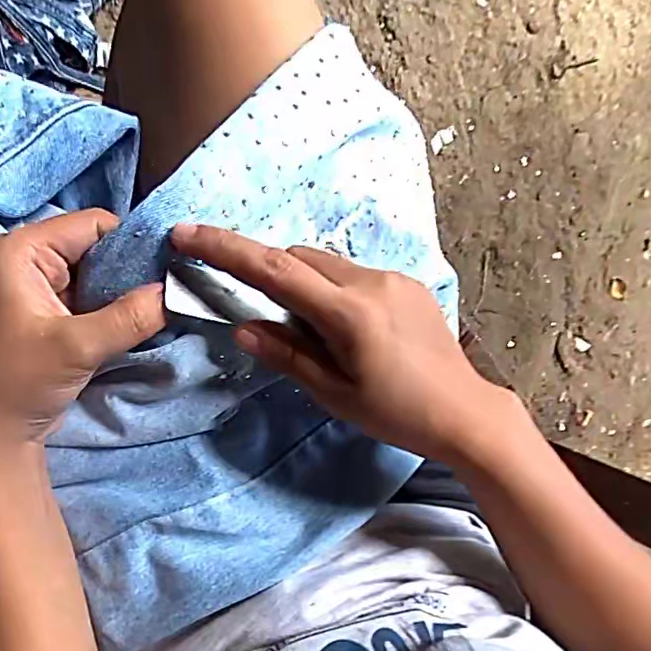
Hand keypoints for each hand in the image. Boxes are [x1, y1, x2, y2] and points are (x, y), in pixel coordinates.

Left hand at [0, 210, 166, 451]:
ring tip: (160, 309)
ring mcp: (41, 289)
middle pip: (98, 249)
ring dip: (127, 295)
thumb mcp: (78, 347)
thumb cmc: (22, 382)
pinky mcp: (53, 315)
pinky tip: (140, 324)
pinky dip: (117, 311)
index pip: (92, 225)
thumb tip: (176, 292)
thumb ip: (129, 317)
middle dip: (133, 272)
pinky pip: (94, 300)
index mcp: (22, 251)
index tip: (170, 270)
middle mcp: (29, 260)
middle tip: (170, 293)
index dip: (133, 244)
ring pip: (100, 277)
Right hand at [168, 223, 519, 463]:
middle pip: (299, 258)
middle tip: (270, 321)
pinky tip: (349, 332)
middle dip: (270, 275)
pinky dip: (334, 291)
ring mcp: (394, 279)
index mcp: (349, 313)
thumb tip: (244, 328)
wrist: (464, 412)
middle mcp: (371, 282)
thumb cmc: (398, 414)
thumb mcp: (336, 394)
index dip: (225, 250)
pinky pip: (354, 275)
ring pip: (327, 265)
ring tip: (317, 336)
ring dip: (304, 285)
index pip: (274, 270)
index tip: (186, 236)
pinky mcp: (409, 285)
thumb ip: (288, 355)